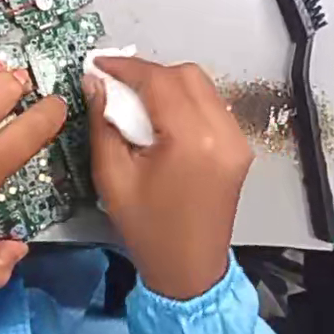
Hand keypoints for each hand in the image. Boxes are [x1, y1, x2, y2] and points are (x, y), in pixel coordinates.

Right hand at [84, 56, 252, 300]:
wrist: (188, 269)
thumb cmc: (146, 227)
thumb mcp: (112, 175)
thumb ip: (103, 122)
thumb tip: (95, 83)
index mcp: (192, 141)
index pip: (160, 81)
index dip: (126, 66)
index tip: (98, 63)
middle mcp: (223, 133)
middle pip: (186, 74)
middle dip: (148, 72)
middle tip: (115, 83)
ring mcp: (237, 140)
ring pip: (202, 85)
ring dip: (166, 83)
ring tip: (134, 99)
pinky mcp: (239, 148)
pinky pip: (210, 105)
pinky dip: (183, 99)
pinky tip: (159, 117)